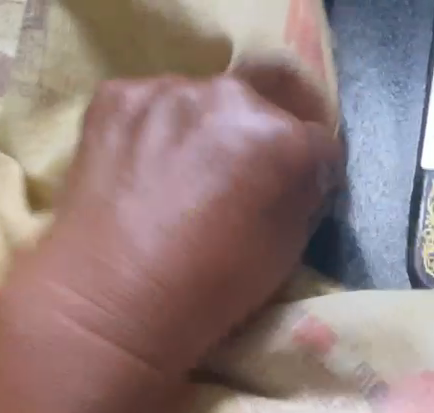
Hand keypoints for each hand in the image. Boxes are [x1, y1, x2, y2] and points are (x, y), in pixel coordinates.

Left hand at [0, 63, 341, 382]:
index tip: (301, 194)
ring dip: (209, 132)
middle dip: (262, 141)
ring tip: (189, 179)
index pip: (320, 142)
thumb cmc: (212, 290)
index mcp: (280, 140)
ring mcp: (167, 90)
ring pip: (206, 103)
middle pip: (263, 108)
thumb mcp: (285, 254)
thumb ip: (302, 200)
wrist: (113, 301)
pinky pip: (155, 105)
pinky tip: (149, 172)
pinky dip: (161, 131)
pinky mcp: (117, 96)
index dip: (315, 172)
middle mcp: (229, 97)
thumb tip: (302, 178)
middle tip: (244, 185)